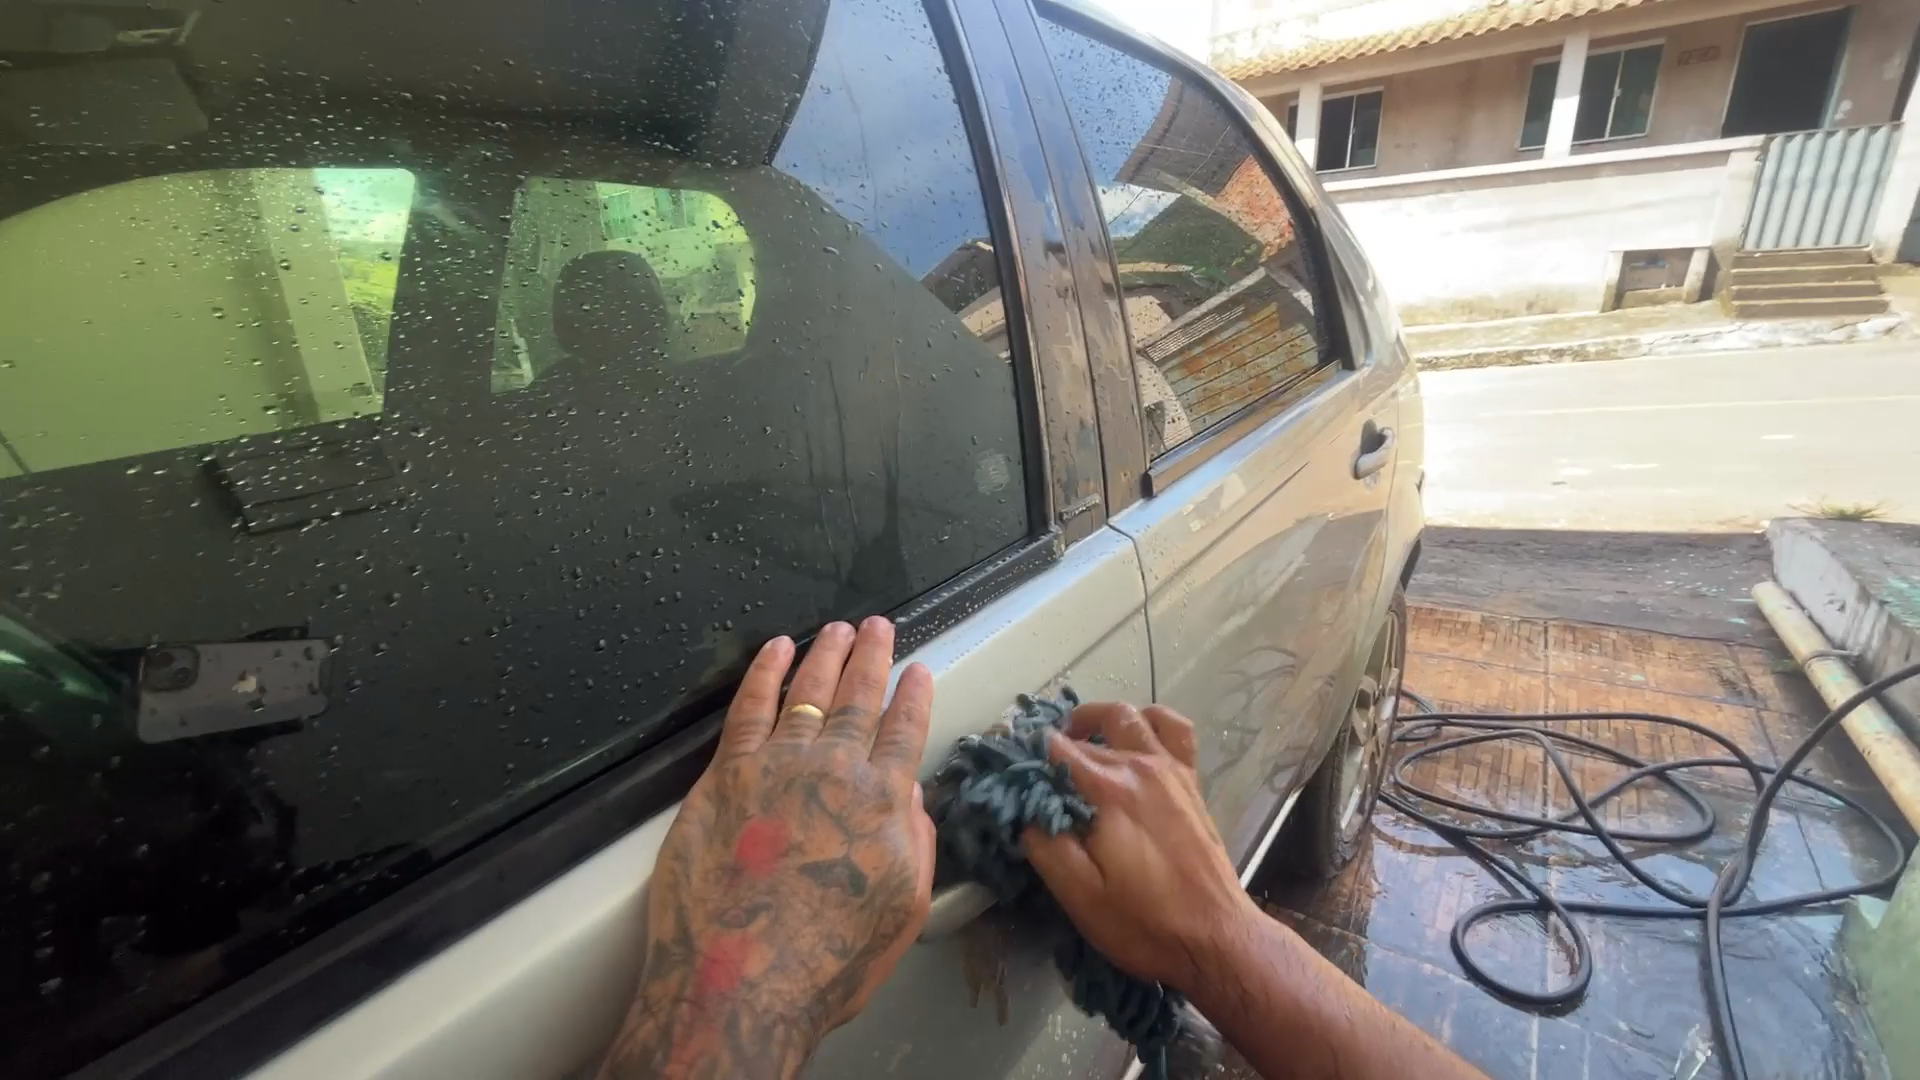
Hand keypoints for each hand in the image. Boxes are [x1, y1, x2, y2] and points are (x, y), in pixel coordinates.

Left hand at [598, 617, 936, 1079]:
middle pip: (859, 696)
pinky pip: (750, 706)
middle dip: (872, 655)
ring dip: (825, 653)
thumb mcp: (903, 909)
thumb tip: (912, 798)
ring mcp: (779, 763)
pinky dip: (764, 672)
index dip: (913, 695)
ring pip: (808, 690)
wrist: (738, 982)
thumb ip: (916, 843)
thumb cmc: (826, 961)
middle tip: (878, 626)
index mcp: (882, 799)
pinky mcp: (728, 772)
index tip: (918, 670)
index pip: (905, 728)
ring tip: (837, 628)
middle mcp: (836, 768)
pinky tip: (776, 648)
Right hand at [1024, 702, 1260, 996]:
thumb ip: (1044, 845)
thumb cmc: (1143, 922)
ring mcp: (1168, 767)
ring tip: (1078, 741)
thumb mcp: (1079, 895)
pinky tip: (1136, 736)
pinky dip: (1150, 721)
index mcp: (1106, 790)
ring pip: (1125, 716)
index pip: (1053, 748)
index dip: (1025, 753)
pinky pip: (1174, 728)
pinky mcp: (1188, 779)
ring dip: (1095, 720)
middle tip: (1035, 776)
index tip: (1009, 769)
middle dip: (1053, 747)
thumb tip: (1024, 810)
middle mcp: (1137, 765)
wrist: (1215, 939)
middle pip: (1083, 736)